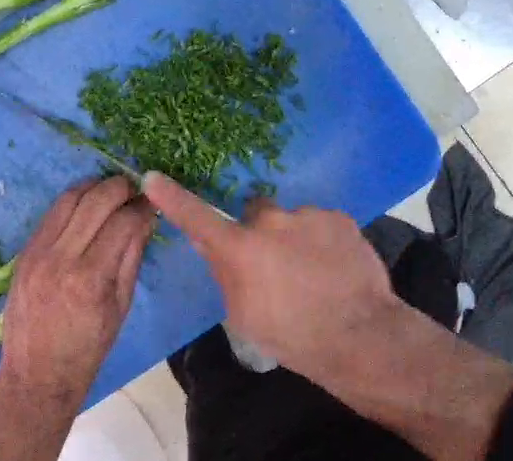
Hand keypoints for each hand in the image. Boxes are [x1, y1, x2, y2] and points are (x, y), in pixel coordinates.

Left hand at [0, 176, 155, 406]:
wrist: (36, 375)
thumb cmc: (87, 348)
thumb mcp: (121, 305)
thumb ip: (132, 256)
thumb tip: (146, 218)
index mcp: (90, 278)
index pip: (123, 222)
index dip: (143, 207)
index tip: (153, 203)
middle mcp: (62, 258)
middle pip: (97, 199)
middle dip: (122, 187)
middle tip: (136, 189)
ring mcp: (38, 252)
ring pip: (71, 197)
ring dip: (96, 187)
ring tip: (113, 191)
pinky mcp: (24, 252)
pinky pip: (52, 213)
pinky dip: (74, 202)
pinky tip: (88, 205)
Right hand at [145, 173, 512, 460]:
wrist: (360, 335)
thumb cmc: (292, 336)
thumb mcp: (245, 314)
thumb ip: (227, 273)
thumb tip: (216, 247)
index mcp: (241, 248)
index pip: (197, 217)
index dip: (172, 197)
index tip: (152, 177)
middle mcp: (270, 221)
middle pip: (254, 213)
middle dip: (260, 232)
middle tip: (276, 266)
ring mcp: (308, 214)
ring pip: (291, 220)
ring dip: (296, 239)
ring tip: (314, 275)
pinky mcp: (339, 217)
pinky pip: (321, 224)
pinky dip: (323, 242)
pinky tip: (335, 270)